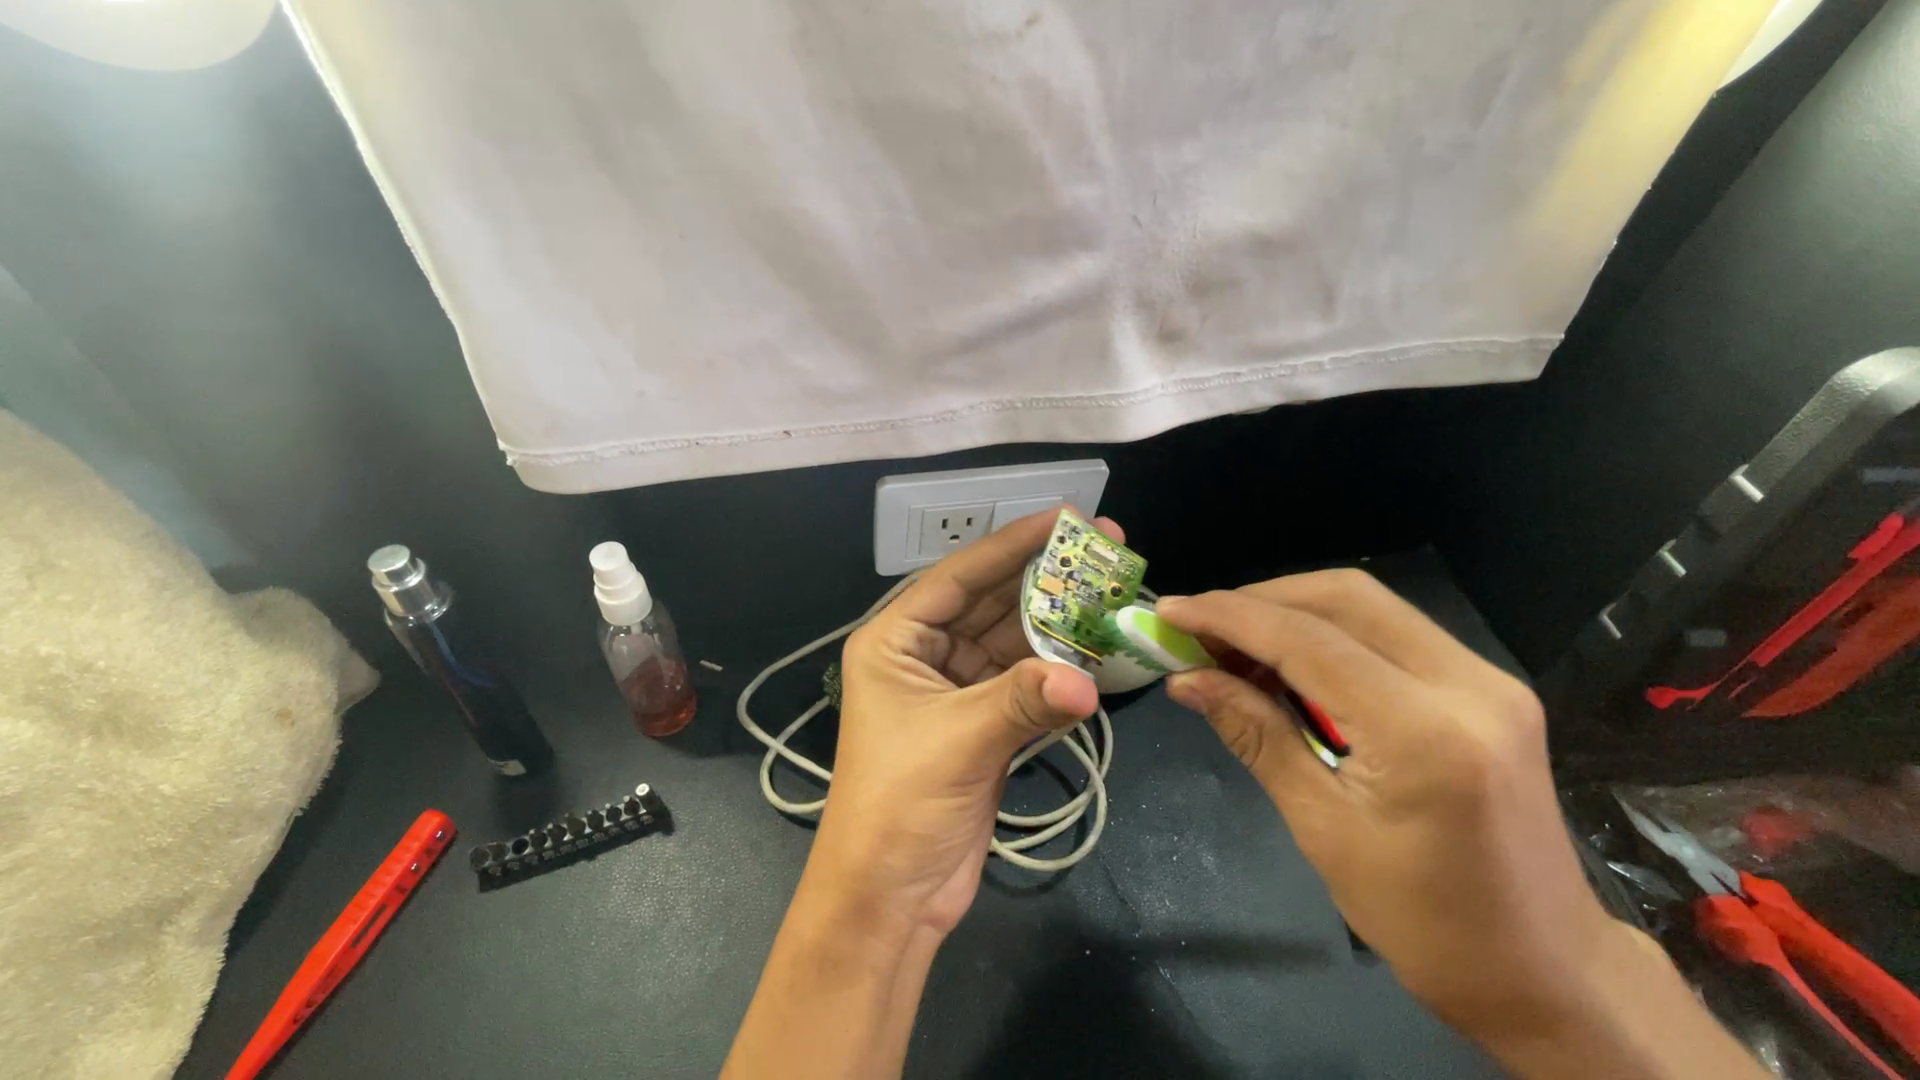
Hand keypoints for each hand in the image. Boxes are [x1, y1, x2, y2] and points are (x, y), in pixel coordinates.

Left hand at [807, 510, 1113, 937]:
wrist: (889, 895)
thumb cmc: (899, 804)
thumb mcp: (958, 740)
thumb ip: (1024, 699)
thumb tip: (1089, 678)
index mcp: (894, 642)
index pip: (958, 578)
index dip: (1010, 545)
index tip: (1063, 517)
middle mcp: (923, 657)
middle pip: (990, 603)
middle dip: (1043, 577)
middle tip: (1103, 547)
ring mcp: (955, 692)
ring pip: (1012, 642)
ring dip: (1056, 622)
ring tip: (1110, 592)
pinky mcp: (982, 726)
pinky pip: (1025, 682)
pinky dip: (1058, 669)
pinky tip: (1096, 648)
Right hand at [1154, 570, 1617, 1039]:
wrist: (1543, 967)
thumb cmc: (1422, 920)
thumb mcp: (1322, 828)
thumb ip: (1256, 735)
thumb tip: (1186, 680)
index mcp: (1424, 733)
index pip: (1308, 641)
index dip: (1229, 617)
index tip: (1168, 611)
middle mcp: (1467, 685)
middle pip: (1345, 598)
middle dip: (1259, 600)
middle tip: (1197, 626)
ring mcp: (1488, 680)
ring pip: (1371, 607)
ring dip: (1293, 612)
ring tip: (1231, 644)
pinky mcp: (1489, 687)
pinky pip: (1394, 634)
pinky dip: (1331, 635)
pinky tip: (1289, 663)